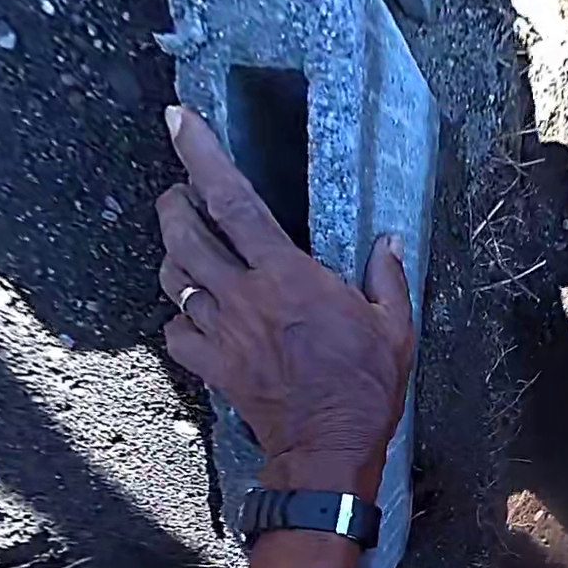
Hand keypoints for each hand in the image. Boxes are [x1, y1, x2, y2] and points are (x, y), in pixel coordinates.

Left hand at [156, 105, 414, 500]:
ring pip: (171, 279)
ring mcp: (222, 333)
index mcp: (288, 278)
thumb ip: (388, 278)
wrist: (331, 447)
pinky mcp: (214, 367)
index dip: (201, 155)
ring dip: (174, 256)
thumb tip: (390, 240)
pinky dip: (178, 320)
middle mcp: (244, 297)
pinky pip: (176, 333)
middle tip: (184, 197)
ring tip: (189, 252)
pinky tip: (194, 319)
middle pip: (183, 233)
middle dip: (175, 203)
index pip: (232, 202)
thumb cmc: (365, 387)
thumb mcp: (395, 329)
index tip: (179, 121)